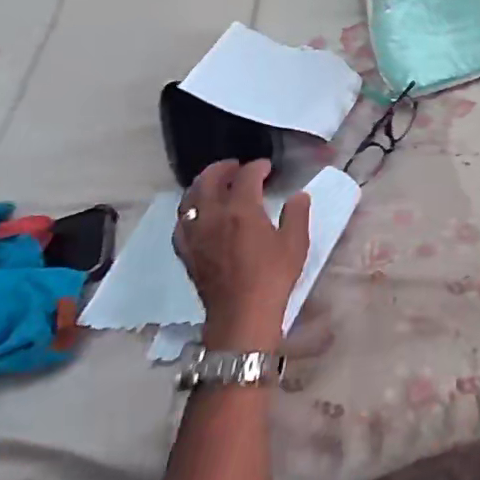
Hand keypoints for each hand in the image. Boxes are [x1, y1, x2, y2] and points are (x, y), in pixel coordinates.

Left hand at [173, 159, 311, 351]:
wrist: (242, 312)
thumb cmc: (273, 276)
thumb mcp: (296, 243)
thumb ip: (297, 214)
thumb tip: (298, 196)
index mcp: (242, 210)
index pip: (245, 177)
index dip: (257, 167)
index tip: (266, 167)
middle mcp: (212, 216)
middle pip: (208, 181)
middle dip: (222, 169)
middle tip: (236, 167)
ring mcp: (194, 233)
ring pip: (189, 199)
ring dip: (202, 185)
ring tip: (213, 184)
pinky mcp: (185, 250)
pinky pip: (181, 222)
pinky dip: (190, 210)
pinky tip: (197, 214)